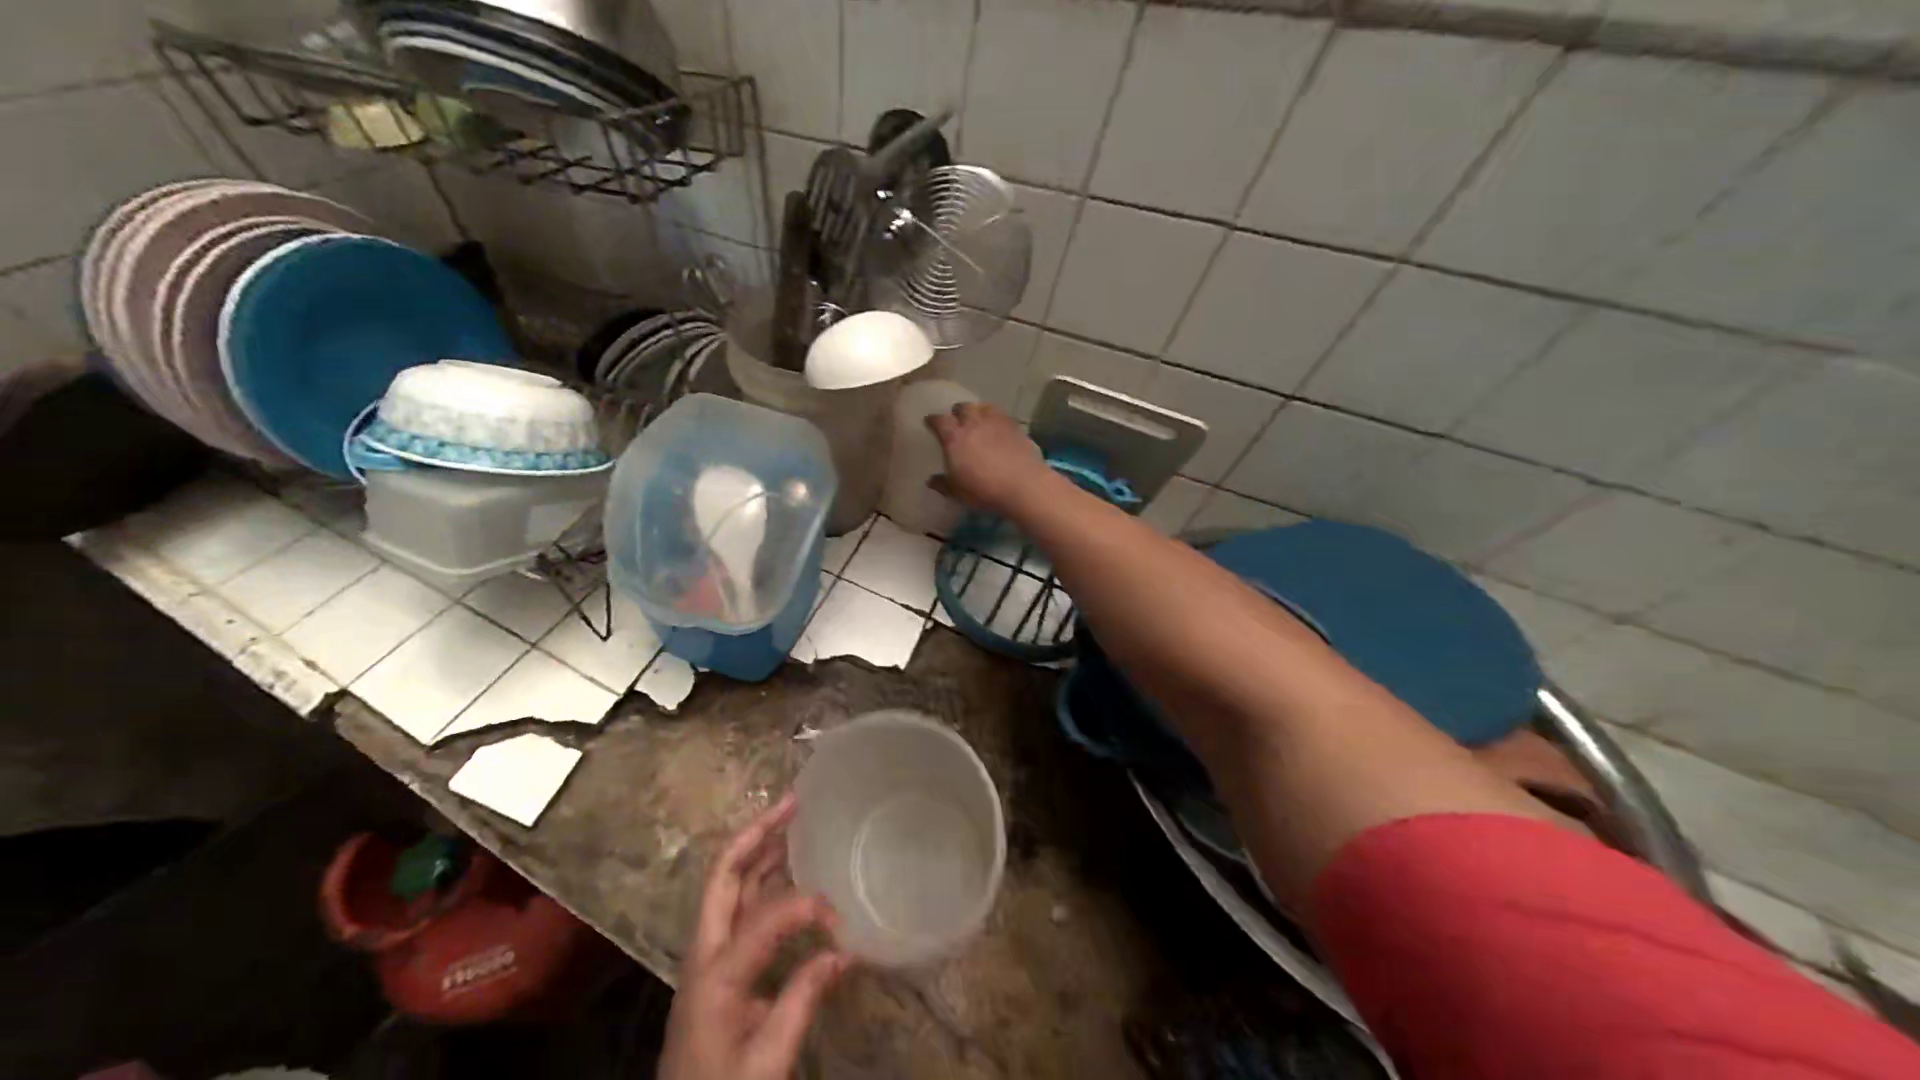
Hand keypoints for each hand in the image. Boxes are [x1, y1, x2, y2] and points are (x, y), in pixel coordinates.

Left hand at [658, 794, 854, 1079]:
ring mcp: (707, 956)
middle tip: (794, 802)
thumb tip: (844, 950)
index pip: (764, 918)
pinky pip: (738, 906)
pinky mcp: (717, 965)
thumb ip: (803, 1001)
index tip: (840, 922)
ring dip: (759, 848)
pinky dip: (762, 876)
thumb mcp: (768, 1061)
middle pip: (724, 875)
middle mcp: (704, 952)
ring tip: (793, 820)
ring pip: (730, 885)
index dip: (806, 908)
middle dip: (757, 833)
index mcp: (715, 974)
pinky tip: (788, 870)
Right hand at [924, 402, 1053, 516]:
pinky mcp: (1016, 426)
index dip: (933, 420)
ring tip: (979, 416)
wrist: (1023, 485)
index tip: (930, 421)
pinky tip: (999, 426)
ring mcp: (997, 422)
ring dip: (978, 410)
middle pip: (963, 407)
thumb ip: (943, 484)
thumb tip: (931, 481)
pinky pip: (1003, 415)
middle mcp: (974, 423)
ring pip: (984, 406)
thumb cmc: (984, 490)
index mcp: (955, 438)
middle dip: (958, 411)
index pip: (940, 421)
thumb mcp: (958, 492)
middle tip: (957, 418)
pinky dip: (997, 417)